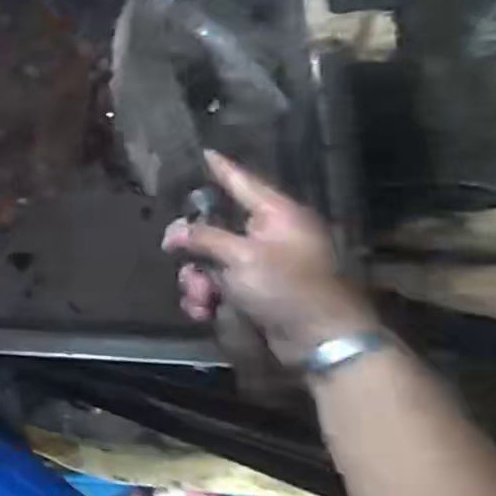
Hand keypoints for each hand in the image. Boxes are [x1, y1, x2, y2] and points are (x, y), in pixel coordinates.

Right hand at [162, 151, 378, 364]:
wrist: (321, 342)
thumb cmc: (290, 290)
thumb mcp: (241, 257)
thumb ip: (202, 237)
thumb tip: (173, 233)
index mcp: (278, 218)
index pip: (245, 183)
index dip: (222, 169)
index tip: (205, 152)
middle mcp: (269, 236)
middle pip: (210, 227)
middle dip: (191, 249)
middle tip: (176, 254)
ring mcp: (261, 264)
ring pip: (205, 260)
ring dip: (196, 280)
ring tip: (203, 299)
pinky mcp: (253, 289)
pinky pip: (213, 283)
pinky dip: (204, 297)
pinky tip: (205, 310)